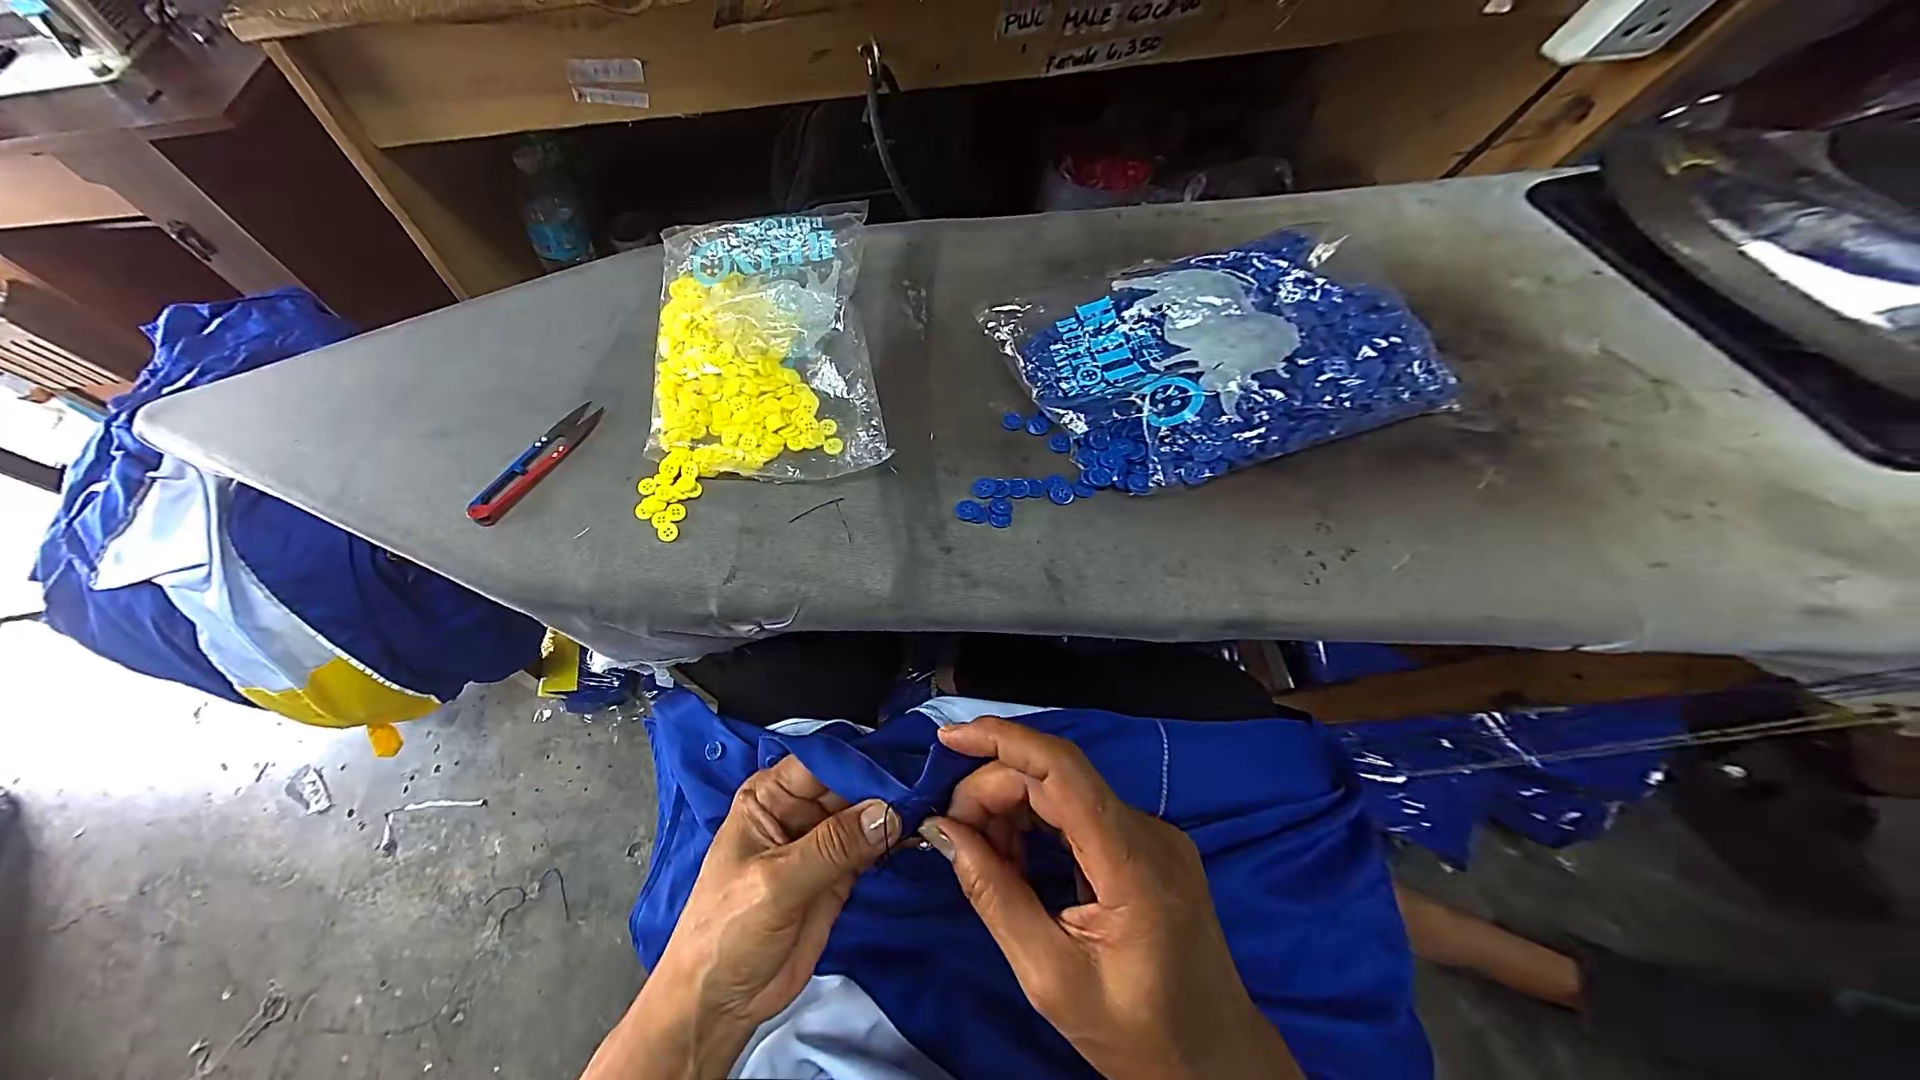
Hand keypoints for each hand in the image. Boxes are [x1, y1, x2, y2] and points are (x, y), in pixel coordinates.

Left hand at [581, 756, 899, 1079]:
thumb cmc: (725, 934)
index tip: (902, 765)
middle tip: (927, 786)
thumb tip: (887, 812)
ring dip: (896, 811)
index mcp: (769, 796)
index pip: (822, 762)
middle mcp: (797, 809)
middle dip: (886, 785)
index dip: (860, 762)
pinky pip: (873, 845)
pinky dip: (895, 841)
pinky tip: (920, 835)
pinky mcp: (841, 871)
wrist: (719, 1004)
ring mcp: (821, 841)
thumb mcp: (776, 883)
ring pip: (867, 812)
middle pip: (850, 783)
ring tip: (930, 806)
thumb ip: (832, 846)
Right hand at [920, 716, 1302, 1079]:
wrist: (1218, 1063)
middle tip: (954, 833)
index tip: (951, 737)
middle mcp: (1148, 830)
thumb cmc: (1139, 1036)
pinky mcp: (1149, 843)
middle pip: (1056, 778)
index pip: (1063, 769)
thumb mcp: (1051, 978)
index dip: (1003, 739)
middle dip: (994, 791)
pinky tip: (1017, 859)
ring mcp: (1153, 833)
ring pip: (1065, 790)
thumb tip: (944, 832)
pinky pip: (1081, 811)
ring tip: (985, 856)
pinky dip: (1038, 823)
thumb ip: (994, 896)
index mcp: (1132, 862)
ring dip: (1013, 808)